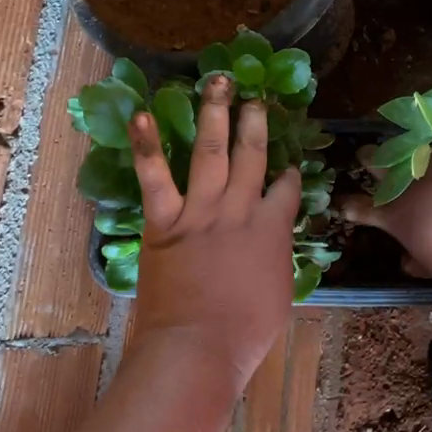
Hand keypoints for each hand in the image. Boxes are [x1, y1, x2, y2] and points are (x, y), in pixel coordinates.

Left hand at [127, 76, 300, 389]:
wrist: (198, 347)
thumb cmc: (247, 331)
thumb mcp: (280, 290)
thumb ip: (277, 255)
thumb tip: (274, 242)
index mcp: (273, 229)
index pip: (285, 189)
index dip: (288, 175)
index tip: (288, 168)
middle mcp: (240, 210)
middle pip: (252, 156)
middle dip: (256, 124)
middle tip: (256, 99)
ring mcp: (201, 213)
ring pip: (210, 153)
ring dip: (215, 116)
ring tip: (218, 84)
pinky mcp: (164, 224)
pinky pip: (155, 178)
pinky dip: (148, 146)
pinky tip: (144, 115)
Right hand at [339, 147, 431, 278]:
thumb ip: (414, 263)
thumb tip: (404, 260)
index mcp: (393, 216)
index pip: (357, 207)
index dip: (346, 204)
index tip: (343, 202)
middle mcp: (402, 186)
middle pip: (371, 161)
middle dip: (367, 159)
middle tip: (368, 160)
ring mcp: (425, 165)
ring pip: (400, 148)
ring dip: (397, 151)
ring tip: (402, 154)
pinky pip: (431, 148)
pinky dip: (429, 153)